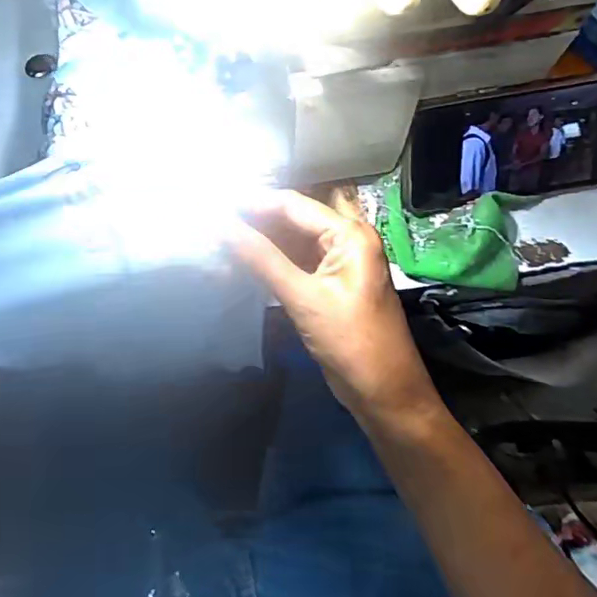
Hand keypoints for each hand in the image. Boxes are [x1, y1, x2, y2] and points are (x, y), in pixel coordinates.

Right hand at [230, 190, 440, 423]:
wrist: (384, 393)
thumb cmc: (352, 342)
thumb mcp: (303, 297)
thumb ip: (261, 258)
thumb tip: (221, 225)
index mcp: (349, 234)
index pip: (292, 204)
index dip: (252, 203)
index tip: (213, 206)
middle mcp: (345, 239)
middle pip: (290, 219)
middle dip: (252, 223)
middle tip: (212, 228)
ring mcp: (335, 262)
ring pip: (288, 241)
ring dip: (256, 244)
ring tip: (218, 248)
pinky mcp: (325, 284)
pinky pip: (291, 262)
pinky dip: (266, 264)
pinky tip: (237, 267)